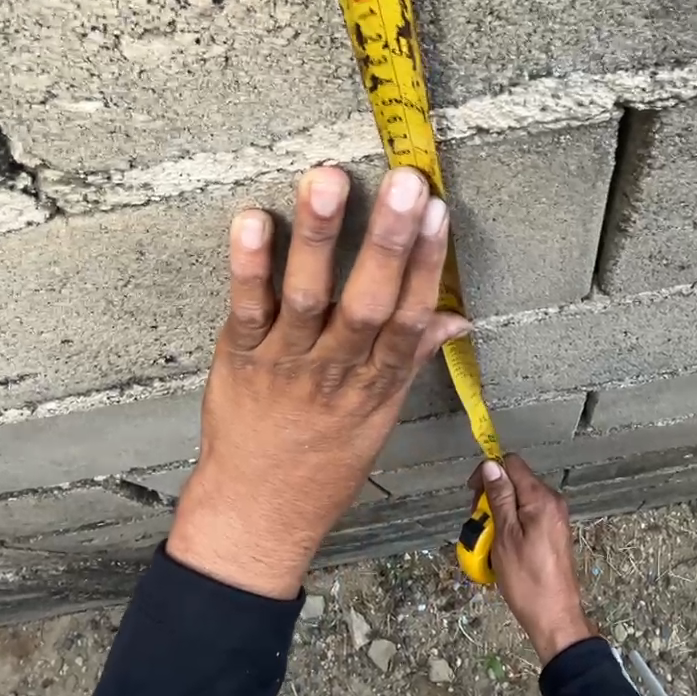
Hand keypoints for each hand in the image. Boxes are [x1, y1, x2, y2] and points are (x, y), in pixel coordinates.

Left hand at [169, 166, 471, 598]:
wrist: (257, 515)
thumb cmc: (324, 464)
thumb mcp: (380, 418)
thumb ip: (412, 358)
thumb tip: (457, 319)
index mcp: (376, 383)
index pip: (410, 317)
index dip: (427, 263)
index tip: (437, 212)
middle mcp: (335, 369)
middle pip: (367, 301)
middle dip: (388, 239)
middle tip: (404, 182)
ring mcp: (285, 363)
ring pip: (306, 295)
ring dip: (318, 237)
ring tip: (328, 181)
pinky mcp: (238, 359)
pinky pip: (244, 308)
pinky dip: (247, 265)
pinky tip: (252, 219)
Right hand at [469, 455, 595, 662]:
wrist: (555, 618)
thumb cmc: (526, 579)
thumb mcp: (505, 536)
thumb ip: (499, 497)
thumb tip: (490, 465)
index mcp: (541, 498)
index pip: (511, 463)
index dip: (489, 472)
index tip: (473, 495)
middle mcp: (552, 501)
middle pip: (515, 481)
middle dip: (492, 496)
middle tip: (479, 524)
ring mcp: (555, 517)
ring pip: (520, 500)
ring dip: (500, 513)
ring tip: (489, 540)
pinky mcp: (554, 532)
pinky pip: (528, 516)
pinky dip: (512, 524)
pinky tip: (502, 547)